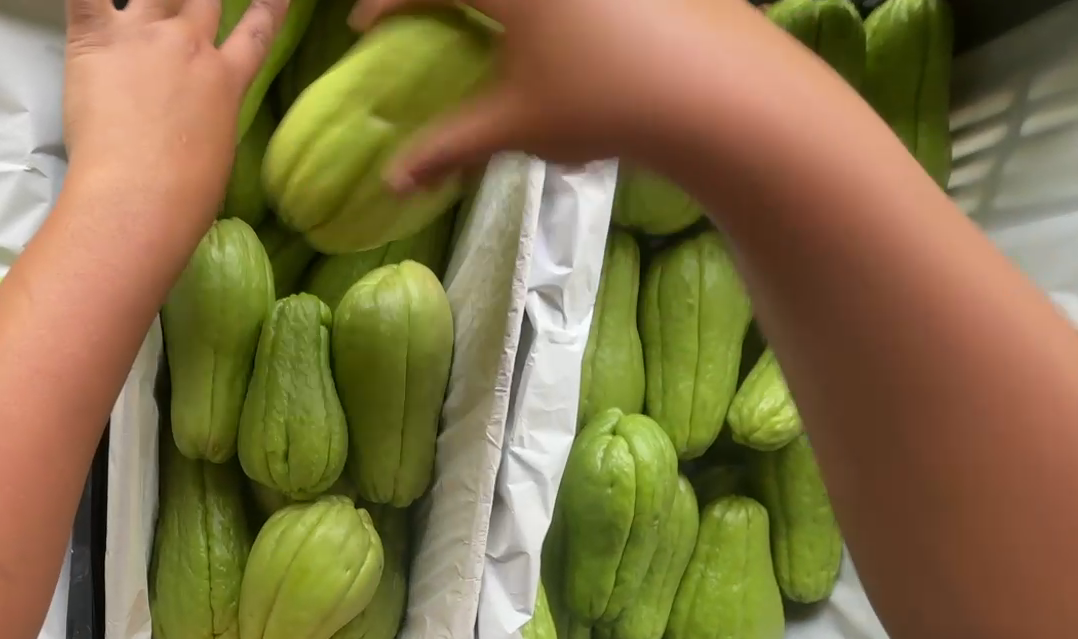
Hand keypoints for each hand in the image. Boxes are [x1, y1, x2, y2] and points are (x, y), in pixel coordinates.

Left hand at [64, 0, 287, 239]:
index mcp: (224, 82)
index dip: (267, 7)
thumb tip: (198, 128)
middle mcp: (187, 46)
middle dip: (200, 0)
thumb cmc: (186, 200)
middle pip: (202, 0)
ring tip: (146, 7)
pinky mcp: (94, 38)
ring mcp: (140, 35)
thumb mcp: (218, 160)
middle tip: (192, 6)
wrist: (140, 197)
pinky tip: (85, 2)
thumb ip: (210, 126)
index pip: (256, 32)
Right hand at [350, 0, 815, 191]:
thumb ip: (447, 148)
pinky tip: (546, 26)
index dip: (386, 0)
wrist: (715, 90)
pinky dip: (534, 9)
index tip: (362, 22)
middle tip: (418, 10)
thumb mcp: (513, 126)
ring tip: (476, 17)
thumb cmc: (600, 103)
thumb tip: (391, 181)